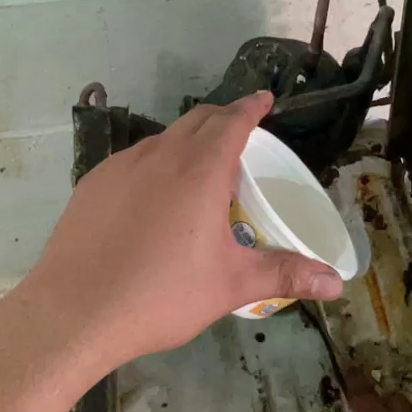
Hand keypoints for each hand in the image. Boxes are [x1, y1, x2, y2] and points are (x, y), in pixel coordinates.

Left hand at [10, 91, 343, 368]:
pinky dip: (154, 165)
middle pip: (197, 120)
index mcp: (200, 169)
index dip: (252, 107)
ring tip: (199, 173)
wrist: (75, 311)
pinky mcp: (92, 184)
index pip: (233, 120)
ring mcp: (120, 166)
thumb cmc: (161, 295)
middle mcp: (160, 155)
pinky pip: (133, 161)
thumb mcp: (231, 285)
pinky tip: (152, 200)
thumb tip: (336, 283)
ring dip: (187, 143)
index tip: (264, 99)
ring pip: (163, 140)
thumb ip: (285, 274)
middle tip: (240, 135)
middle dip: (223, 119)